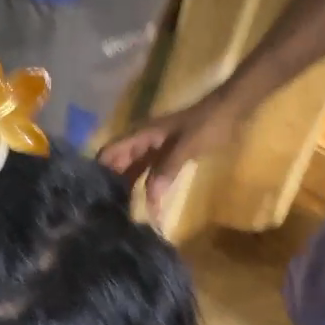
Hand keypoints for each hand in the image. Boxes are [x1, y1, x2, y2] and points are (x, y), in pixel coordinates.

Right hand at [98, 94, 246, 216]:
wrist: (234, 109)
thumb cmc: (209, 123)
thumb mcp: (187, 146)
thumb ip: (166, 171)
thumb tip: (148, 200)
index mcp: (140, 136)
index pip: (108, 154)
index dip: (96, 172)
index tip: (90, 196)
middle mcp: (141, 143)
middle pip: (115, 166)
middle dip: (108, 187)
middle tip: (103, 213)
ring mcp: (152, 151)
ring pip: (130, 173)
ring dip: (125, 191)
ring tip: (118, 214)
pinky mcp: (165, 158)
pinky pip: (147, 176)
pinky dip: (144, 190)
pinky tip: (143, 207)